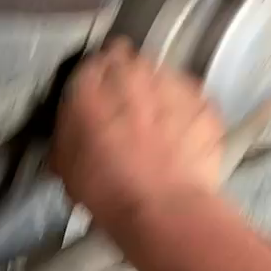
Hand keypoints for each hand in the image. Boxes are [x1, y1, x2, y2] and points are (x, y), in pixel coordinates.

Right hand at [51, 39, 224, 233]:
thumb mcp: (66, 165)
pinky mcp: (204, 103)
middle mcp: (133, 73)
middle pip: (129, 61)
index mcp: (91, 84)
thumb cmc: (108, 190)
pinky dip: (185, 113)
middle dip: (126, 81)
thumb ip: (67, 134)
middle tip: (123, 112)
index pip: (91, 62)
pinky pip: (191, 100)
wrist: (163, 208)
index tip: (94, 98)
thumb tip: (70, 131)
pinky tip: (179, 139)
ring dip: (157, 93)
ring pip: (162, 75)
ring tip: (154, 128)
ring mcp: (174, 84)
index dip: (94, 81)